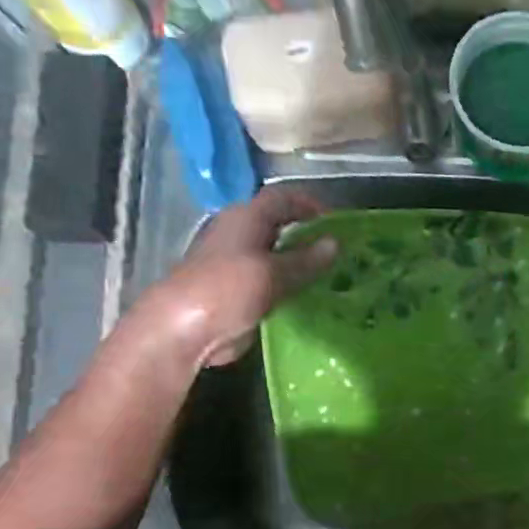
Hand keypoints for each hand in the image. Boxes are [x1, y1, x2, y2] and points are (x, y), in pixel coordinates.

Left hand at [135, 186, 336, 366]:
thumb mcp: (273, 272)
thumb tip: (335, 243)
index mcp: (245, 218)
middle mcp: (241, 235)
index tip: (339, 222)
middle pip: (280, 226)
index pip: (283, 198)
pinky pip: (273, 282)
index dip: (311, 204)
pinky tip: (313, 297)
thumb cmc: (227, 289)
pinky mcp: (240, 291)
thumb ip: (306, 259)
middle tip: (343, 251)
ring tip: (335, 275)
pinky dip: (292, 285)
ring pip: (278, 256)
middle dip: (311, 235)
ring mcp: (238, 264)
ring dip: (303, 263)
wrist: (185, 330)